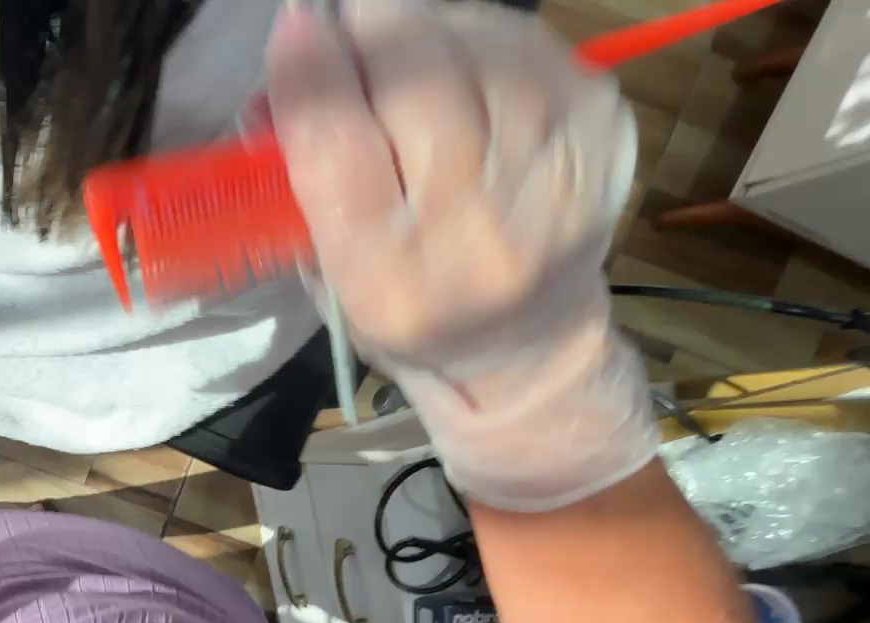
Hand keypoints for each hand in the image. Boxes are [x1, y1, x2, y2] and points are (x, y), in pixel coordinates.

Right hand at [266, 0, 657, 510]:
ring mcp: (553, 176)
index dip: (312, 83)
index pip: (343, 160)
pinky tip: (445, 52)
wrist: (524, 343)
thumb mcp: (330, 281)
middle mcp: (478, 233)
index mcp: (392, 285)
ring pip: (477, 52)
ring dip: (418, 25)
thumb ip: (299, 196)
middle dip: (369, 32)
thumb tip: (268, 98)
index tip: (289, 25)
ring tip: (386, 38)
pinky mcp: (601, 128)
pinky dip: (472, 32)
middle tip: (338, 19)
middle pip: (418, 89)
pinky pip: (525, 46)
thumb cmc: (401, 318)